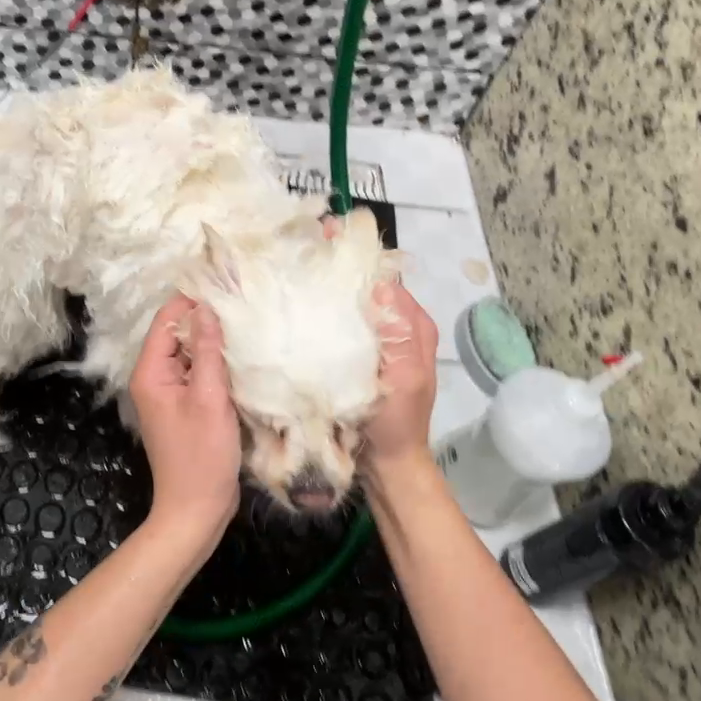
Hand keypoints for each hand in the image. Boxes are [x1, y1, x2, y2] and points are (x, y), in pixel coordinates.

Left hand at [129, 294, 241, 541]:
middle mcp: (154, 378)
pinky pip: (198, 374)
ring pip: (190, 354)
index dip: (193, 301)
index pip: (167, 320)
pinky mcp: (185, 408)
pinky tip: (242, 357)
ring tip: (247, 323)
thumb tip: (207, 307)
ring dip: (213, 341)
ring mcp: (169, 394)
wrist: (195, 511)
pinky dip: (216, 363)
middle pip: (178, 334)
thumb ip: (207, 351)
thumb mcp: (209, 398)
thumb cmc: (201, 455)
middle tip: (242, 302)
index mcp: (150, 373)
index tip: (225, 286)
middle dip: (206, 318)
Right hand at [318, 214, 439, 470]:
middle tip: (295, 247)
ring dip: (324, 285)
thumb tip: (380, 283)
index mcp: (412, 324)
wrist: (388, 468)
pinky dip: (320, 311)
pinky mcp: (354, 357)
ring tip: (288, 269)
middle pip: (364, 282)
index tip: (323, 232)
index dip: (354, 251)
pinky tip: (293, 308)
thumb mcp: (405, 379)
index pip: (382, 273)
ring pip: (349, 301)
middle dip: (334, 261)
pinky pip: (338, 323)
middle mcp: (395, 325)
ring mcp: (374, 341)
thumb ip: (400, 334)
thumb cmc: (396, 424)